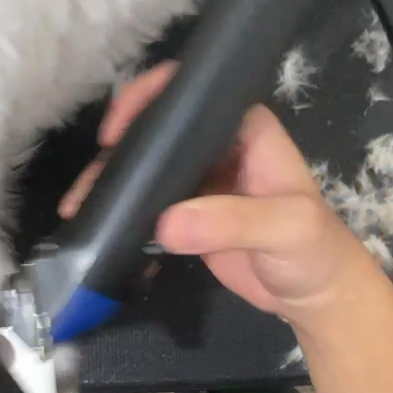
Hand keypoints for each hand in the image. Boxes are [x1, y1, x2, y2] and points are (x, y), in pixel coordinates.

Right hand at [60, 62, 383, 326]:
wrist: (313, 296)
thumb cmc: (313, 250)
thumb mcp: (284, 228)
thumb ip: (232, 222)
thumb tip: (166, 224)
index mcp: (245, 131)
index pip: (193, 95)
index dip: (152, 98)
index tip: (117, 129)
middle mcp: (217, 150)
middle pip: (159, 131)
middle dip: (119, 148)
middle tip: (90, 179)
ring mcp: (200, 185)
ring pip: (147, 170)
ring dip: (112, 184)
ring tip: (79, 207)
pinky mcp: (187, 220)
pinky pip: (148, 208)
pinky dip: (122, 216)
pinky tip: (97, 230)